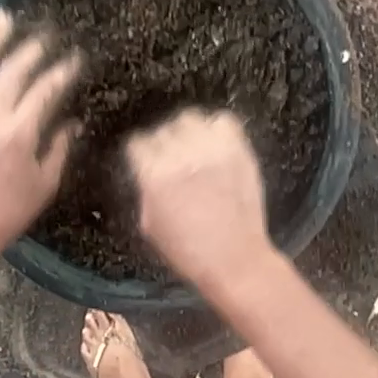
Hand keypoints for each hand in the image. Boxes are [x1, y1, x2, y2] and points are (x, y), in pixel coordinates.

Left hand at [0, 11, 80, 256]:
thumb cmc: (8, 211)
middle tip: (45, 37)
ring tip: (3, 18)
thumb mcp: (45, 183)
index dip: (62, 71)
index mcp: (19, 133)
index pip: (45, 90)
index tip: (74, 59)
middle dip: (32, 50)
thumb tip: (72, 122)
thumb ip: (59, 148)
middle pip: (12, 71)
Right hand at [126, 109, 275, 290]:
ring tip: (193, 149)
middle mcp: (182, 156)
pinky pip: (224, 121)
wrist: (235, 259)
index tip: (146, 164)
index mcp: (154, 175)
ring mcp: (213, 149)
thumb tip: (147, 175)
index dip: (140, 155)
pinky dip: (217, 130)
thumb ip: (146, 191)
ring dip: (188, 132)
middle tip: (171, 161)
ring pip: (190, 118)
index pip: (137, 143)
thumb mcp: (150, 225)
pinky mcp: (240, 150)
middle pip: (163, 129)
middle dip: (163, 145)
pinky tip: (216, 147)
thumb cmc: (189, 252)